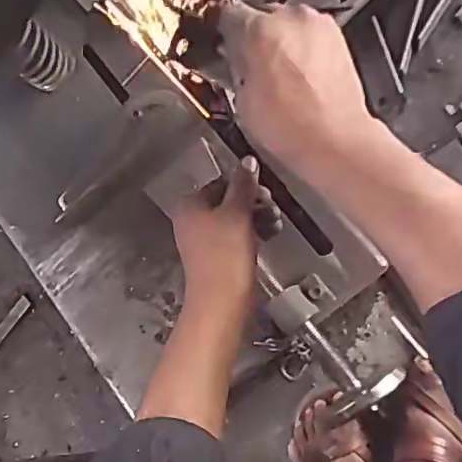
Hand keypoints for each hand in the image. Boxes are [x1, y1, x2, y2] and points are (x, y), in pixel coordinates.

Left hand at [167, 156, 263, 308]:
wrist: (221, 301)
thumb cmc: (226, 253)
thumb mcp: (237, 213)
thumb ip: (243, 185)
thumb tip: (247, 160)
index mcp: (188, 206)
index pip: (218, 182)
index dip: (243, 183)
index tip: (264, 190)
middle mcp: (190, 221)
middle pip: (226, 200)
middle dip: (252, 201)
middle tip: (271, 207)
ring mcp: (202, 241)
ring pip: (232, 219)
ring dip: (255, 217)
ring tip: (273, 223)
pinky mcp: (215, 258)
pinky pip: (234, 237)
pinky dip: (250, 234)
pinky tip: (268, 236)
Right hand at [218, 2, 381, 169]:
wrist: (333, 139)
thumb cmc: (291, 127)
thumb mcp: (242, 101)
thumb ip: (232, 70)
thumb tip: (230, 61)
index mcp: (258, 30)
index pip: (227, 15)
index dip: (219, 32)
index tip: (219, 44)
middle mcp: (290, 17)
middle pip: (259, 15)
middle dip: (251, 38)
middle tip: (247, 68)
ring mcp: (317, 25)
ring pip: (286, 23)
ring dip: (277, 42)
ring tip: (274, 78)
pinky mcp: (336, 37)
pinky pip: (308, 34)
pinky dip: (299, 48)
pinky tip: (295, 78)